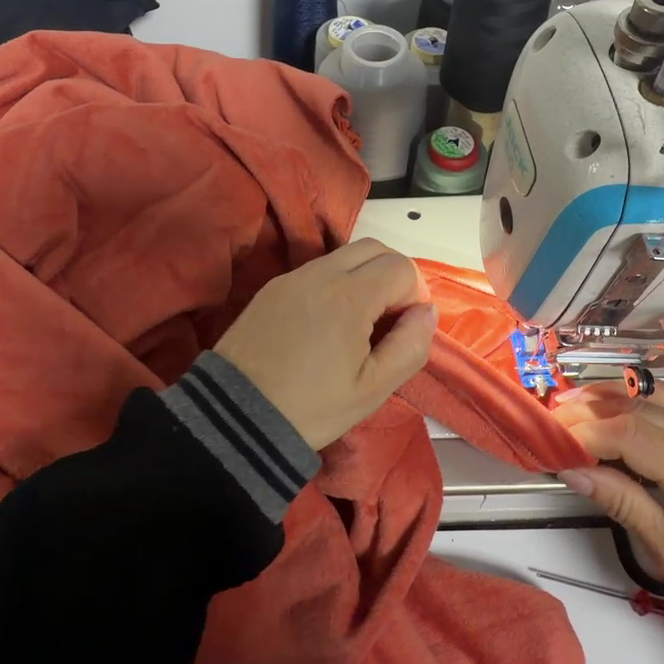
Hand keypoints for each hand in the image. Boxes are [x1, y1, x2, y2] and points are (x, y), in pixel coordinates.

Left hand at [214, 239, 436, 449]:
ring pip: (343, 255)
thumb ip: (410, 346)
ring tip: (361, 323)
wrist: (236, 415)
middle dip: (393, 274)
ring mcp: (292, 277)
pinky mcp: (272, 288)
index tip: (407, 327)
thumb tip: (426, 312)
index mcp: (348, 296)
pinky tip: (329, 323)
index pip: (400, 267)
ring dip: (364, 276)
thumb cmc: (310, 407)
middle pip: (374, 248)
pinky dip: (335, 282)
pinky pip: (316, 270)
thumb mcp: (372, 389)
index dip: (415, 293)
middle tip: (392, 317)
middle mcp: (320, 274)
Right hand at [552, 382, 663, 613]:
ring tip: (578, 405)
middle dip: (592, 409)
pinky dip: (645, 398)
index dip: (588, 431)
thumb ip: (624, 504)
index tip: (553, 440)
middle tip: (553, 418)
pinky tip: (622, 408)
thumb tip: (571, 471)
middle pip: (642, 406)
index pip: (634, 434)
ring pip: (661, 395)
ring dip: (617, 395)